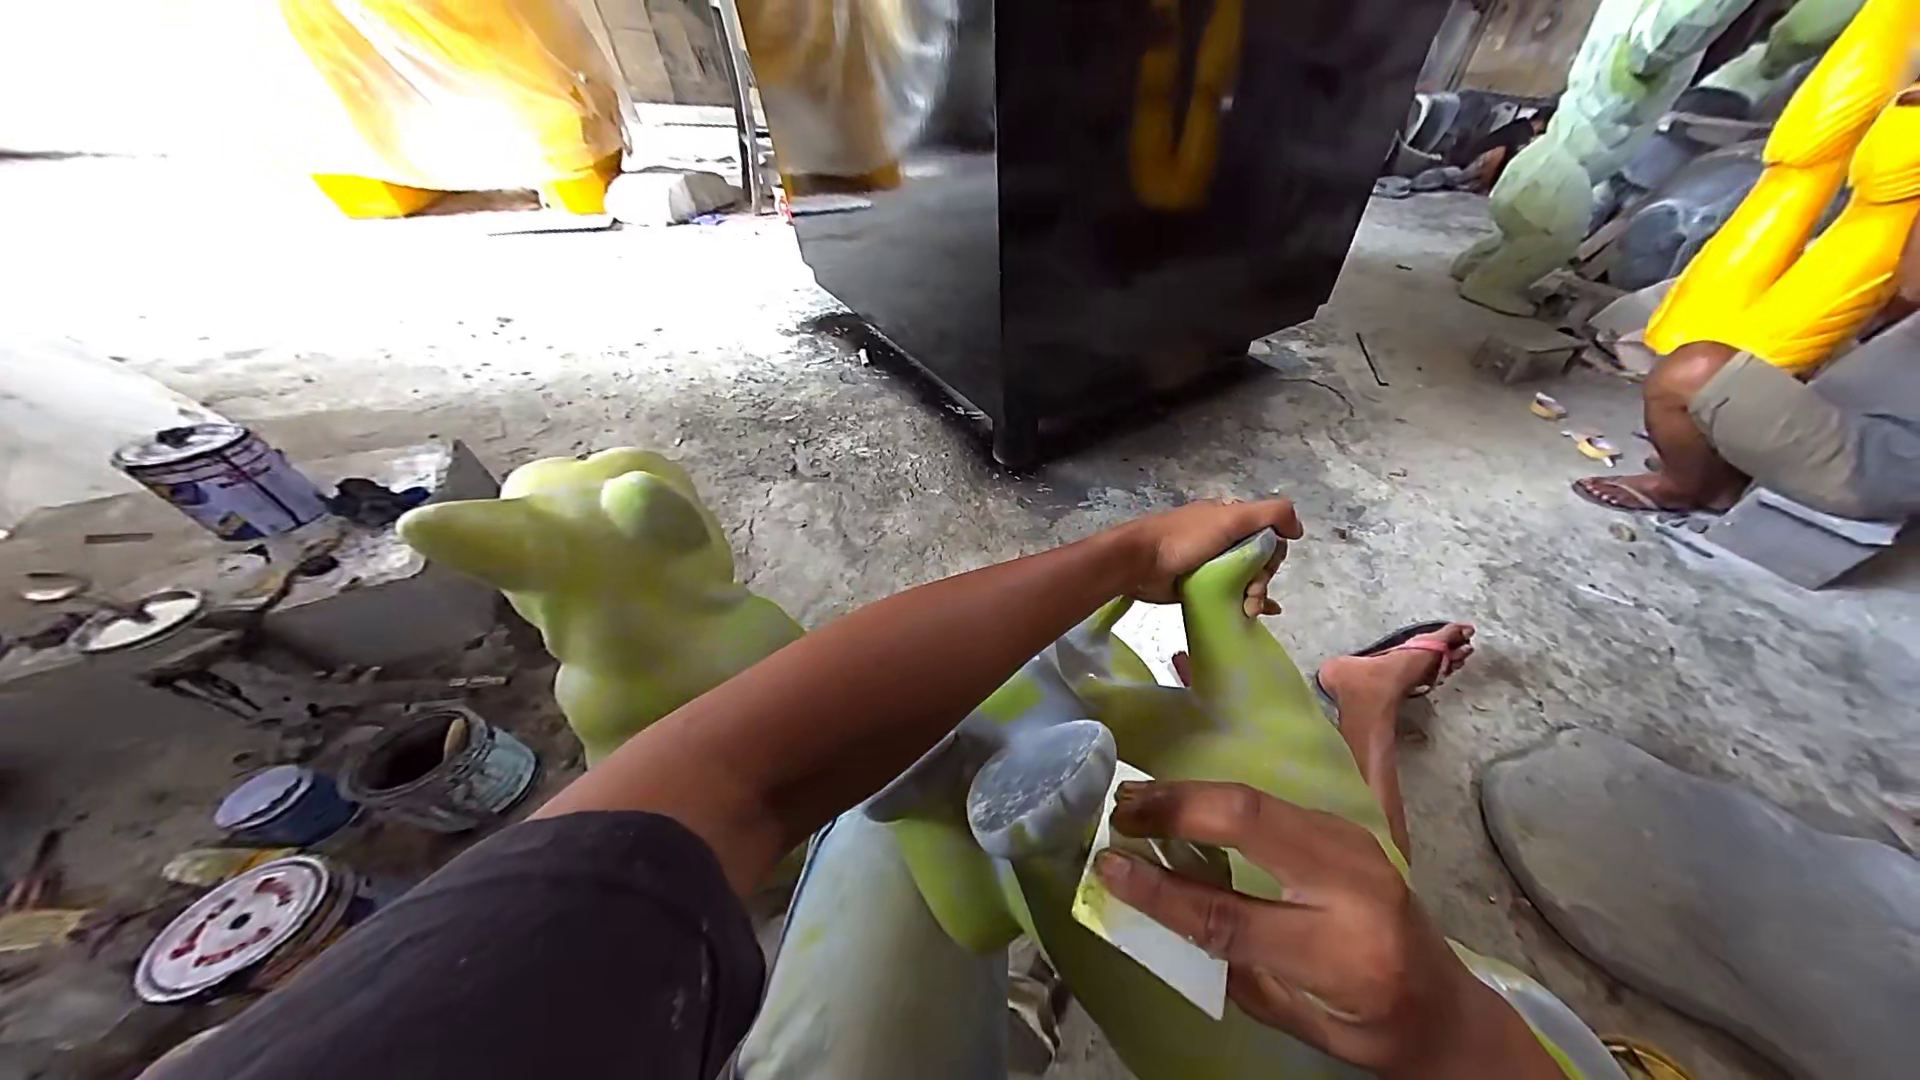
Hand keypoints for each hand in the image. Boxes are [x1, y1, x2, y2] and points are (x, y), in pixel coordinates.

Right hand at [1094, 781, 1562, 1079]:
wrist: (1448, 1006)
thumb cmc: (1367, 1028)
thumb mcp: (1292, 1016)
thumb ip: (1223, 958)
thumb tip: (1147, 900)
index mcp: (1345, 956)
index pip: (1232, 915)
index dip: (1162, 890)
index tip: (1110, 866)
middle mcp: (1354, 885)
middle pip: (1249, 821)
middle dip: (1175, 809)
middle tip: (1121, 810)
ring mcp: (1352, 841)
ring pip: (1252, 797)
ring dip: (1185, 794)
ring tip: (1136, 800)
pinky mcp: (1341, 822)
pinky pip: (1263, 799)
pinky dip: (1210, 796)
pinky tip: (1176, 801)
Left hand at [1117, 498, 1301, 614]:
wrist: (1138, 563)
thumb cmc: (1183, 539)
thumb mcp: (1230, 518)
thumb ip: (1270, 514)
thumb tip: (1298, 530)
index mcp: (1229, 518)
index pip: (1269, 536)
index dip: (1272, 554)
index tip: (1264, 568)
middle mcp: (1223, 539)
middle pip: (1260, 561)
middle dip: (1262, 579)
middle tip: (1251, 594)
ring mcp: (1211, 564)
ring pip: (1248, 580)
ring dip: (1256, 595)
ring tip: (1248, 609)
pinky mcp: (1201, 586)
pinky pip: (1232, 594)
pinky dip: (1247, 602)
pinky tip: (1256, 613)